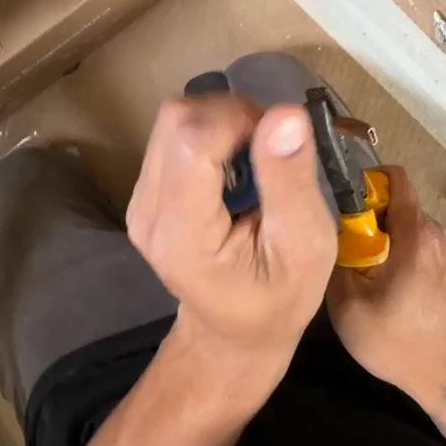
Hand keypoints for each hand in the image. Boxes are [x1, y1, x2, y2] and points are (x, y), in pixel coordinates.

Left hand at [125, 95, 338, 405]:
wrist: (235, 331)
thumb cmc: (279, 298)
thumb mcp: (305, 247)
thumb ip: (291, 180)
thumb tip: (286, 114)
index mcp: (183, 236)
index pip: (192, 141)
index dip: (240, 121)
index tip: (281, 143)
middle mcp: (147, 213)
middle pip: (178, 120)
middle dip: (232, 116)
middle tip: (273, 150)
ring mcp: (140, 200)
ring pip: (173, 120)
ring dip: (222, 121)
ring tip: (257, 161)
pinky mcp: (145, 190)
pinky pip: (173, 134)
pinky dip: (211, 133)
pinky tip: (237, 168)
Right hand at [327, 166, 445, 402]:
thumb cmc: (396, 342)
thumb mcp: (347, 305)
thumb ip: (335, 257)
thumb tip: (323, 228)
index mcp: (415, 233)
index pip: (395, 177)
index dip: (365, 178)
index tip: (339, 195)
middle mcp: (435, 231)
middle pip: (395, 200)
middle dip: (366, 210)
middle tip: (338, 234)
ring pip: (404, 221)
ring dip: (380, 231)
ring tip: (355, 258)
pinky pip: (415, 239)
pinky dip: (395, 246)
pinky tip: (377, 275)